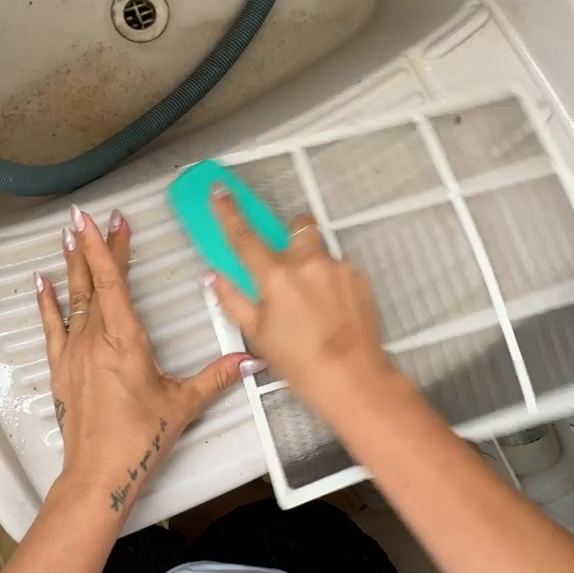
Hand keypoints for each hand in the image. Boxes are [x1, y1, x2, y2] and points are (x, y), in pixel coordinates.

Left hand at [36, 206, 252, 518]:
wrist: (97, 474)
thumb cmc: (140, 438)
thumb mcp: (183, 404)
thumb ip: (217, 376)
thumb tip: (250, 360)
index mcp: (125, 339)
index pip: (114, 281)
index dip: (107, 246)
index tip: (102, 218)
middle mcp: (95, 338)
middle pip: (94, 282)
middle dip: (95, 247)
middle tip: (92, 216)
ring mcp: (74, 352)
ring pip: (73, 299)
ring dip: (73, 266)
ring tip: (66, 236)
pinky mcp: (62, 368)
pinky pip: (52, 327)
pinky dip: (48, 303)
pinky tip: (43, 283)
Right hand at [206, 188, 400, 411]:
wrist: (354, 379)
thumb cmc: (303, 364)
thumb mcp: (257, 334)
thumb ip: (232, 299)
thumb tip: (214, 278)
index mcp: (276, 277)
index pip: (244, 236)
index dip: (229, 212)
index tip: (221, 193)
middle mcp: (307, 264)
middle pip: (297, 227)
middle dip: (290, 237)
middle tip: (287, 264)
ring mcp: (337, 268)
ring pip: (320, 249)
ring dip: (312, 263)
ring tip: (312, 299)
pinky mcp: (359, 278)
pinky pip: (339, 268)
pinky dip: (331, 281)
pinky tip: (330, 309)